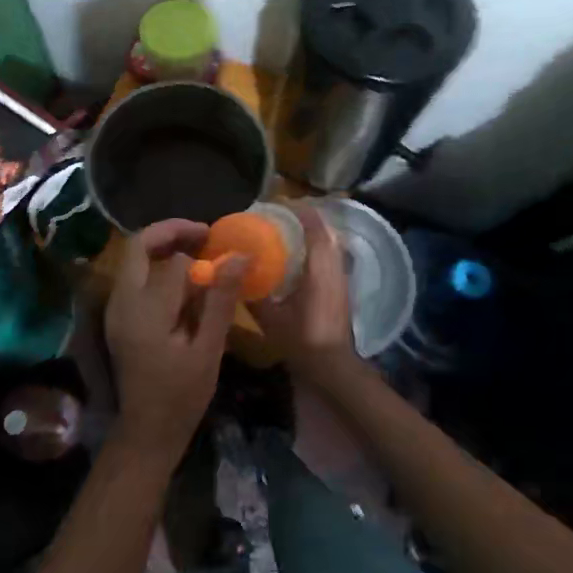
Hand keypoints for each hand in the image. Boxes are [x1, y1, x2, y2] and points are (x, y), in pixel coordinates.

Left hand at [104, 219, 246, 463]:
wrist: (146, 428)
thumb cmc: (182, 394)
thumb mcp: (208, 348)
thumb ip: (220, 300)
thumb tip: (238, 257)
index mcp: (145, 308)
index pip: (172, 261)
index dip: (200, 252)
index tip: (224, 251)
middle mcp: (122, 300)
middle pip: (138, 245)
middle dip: (170, 233)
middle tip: (204, 236)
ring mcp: (114, 308)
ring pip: (132, 260)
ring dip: (162, 249)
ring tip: (199, 256)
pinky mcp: (116, 316)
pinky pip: (132, 278)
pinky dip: (155, 268)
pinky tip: (182, 284)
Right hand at [251, 202, 358, 382]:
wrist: (333, 369)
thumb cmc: (302, 342)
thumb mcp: (270, 318)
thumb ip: (253, 292)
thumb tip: (232, 272)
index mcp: (319, 271)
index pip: (316, 231)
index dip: (301, 213)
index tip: (280, 203)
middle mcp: (334, 270)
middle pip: (326, 233)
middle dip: (305, 220)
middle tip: (278, 216)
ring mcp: (340, 280)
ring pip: (329, 245)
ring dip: (311, 234)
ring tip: (284, 231)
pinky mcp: (340, 290)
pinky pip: (328, 258)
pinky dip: (313, 249)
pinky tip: (294, 258)